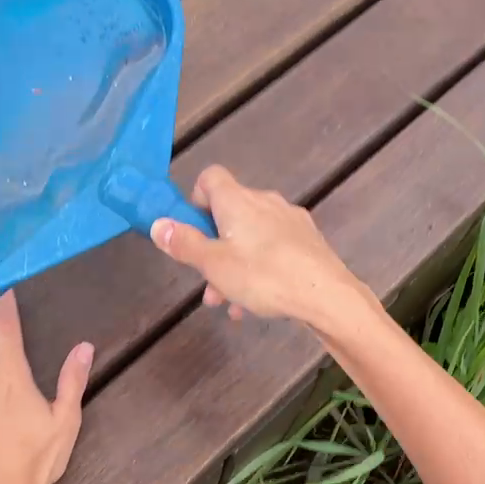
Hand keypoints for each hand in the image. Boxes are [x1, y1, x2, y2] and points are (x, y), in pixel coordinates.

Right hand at [151, 166, 372, 331]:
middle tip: (208, 283)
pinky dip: (261, 272)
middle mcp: (265, 201)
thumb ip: (185, 244)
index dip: (195, 200)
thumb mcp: (214, 265)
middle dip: (215, 249)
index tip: (191, 230)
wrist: (326, 294)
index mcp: (238, 200)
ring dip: (236, 267)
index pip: (210, 178)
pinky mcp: (308, 242)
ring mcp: (290, 221)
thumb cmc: (264, 276)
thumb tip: (158, 224)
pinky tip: (258, 305)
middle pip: (230, 215)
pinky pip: (274, 252)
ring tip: (231, 303)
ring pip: (252, 239)